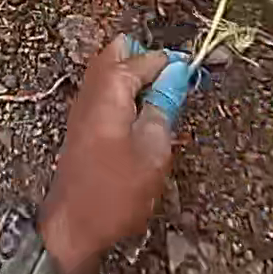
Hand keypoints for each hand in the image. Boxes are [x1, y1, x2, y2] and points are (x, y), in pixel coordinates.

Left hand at [38, 35, 194, 273]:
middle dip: (150, 59)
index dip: (175, 62)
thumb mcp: (153, 149)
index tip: (199, 69)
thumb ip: (164, 104)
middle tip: (176, 87)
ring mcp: (84, 99)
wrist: (73, 223)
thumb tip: (177, 74)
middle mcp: (93, 83)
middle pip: (121, 50)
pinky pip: (107, 87)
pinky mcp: (83, 117)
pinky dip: (126, 91)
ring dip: (138, 75)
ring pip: (112, 66)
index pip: (147, 57)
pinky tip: (144, 118)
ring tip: (164, 105)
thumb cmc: (116, 190)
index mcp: (111, 85)